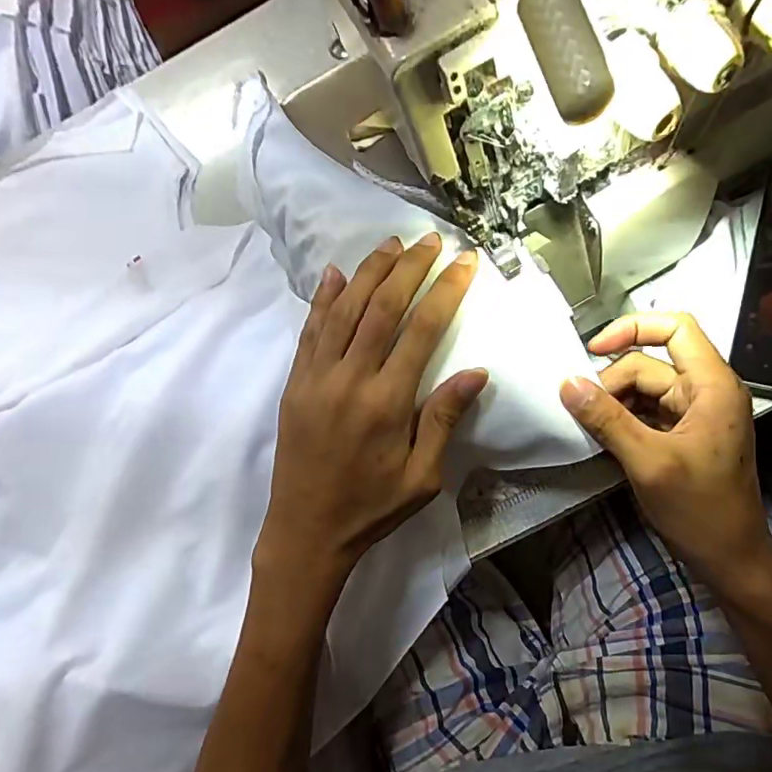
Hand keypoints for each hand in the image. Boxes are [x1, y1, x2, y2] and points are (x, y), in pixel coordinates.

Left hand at [256, 233, 485, 615]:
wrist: (306, 530)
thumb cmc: (372, 508)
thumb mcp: (422, 477)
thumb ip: (444, 420)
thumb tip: (476, 372)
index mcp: (387, 402)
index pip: (421, 330)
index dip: (445, 291)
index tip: (464, 263)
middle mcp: (349, 379)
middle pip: (381, 307)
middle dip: (409, 268)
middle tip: (430, 241)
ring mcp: (316, 377)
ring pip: (343, 309)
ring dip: (369, 272)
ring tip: (391, 245)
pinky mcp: (295, 383)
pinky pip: (310, 331)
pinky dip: (323, 299)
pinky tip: (335, 273)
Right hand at [559, 312, 771, 594]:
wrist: (731, 558)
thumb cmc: (699, 509)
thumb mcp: (647, 462)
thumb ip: (607, 419)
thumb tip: (568, 384)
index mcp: (712, 386)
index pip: (675, 328)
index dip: (632, 329)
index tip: (592, 350)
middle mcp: (707, 392)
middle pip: (651, 364)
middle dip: (613, 382)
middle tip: (582, 412)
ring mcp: (697, 414)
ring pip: (646, 389)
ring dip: (615, 404)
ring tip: (589, 427)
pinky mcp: (685, 435)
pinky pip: (649, 413)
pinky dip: (625, 420)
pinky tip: (604, 437)